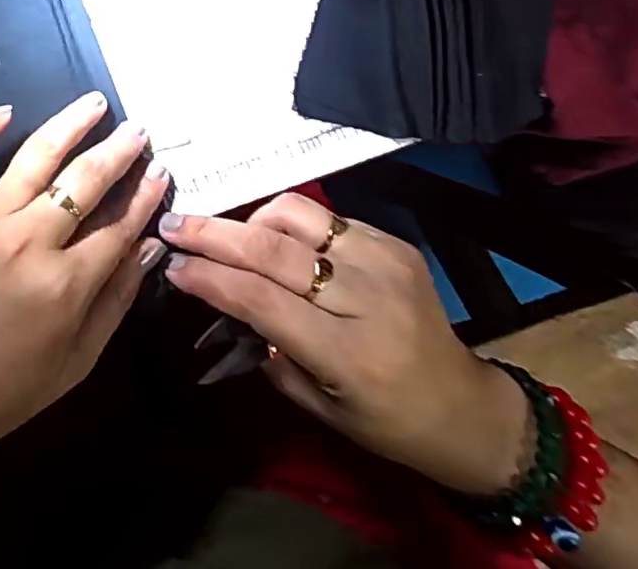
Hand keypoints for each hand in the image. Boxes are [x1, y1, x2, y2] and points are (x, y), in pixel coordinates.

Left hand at [0, 92, 170, 498]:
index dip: (146, 196)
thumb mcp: (77, 360)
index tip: (162, 171)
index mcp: (65, 285)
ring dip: (71, 123)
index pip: (120, 224)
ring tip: (96, 103)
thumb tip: (151, 245)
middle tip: (140, 131)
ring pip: (37, 156)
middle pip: (86, 180)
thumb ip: (118, 297)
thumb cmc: (3, 389)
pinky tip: (6, 111)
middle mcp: (29, 241)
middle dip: (121, 151)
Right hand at [161, 195, 530, 495]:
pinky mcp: (394, 242)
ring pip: (300, 214)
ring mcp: (385, 260)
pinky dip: (291, 224)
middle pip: (275, 248)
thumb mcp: (320, 407)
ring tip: (229, 233)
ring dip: (254, 218)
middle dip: (215, 233)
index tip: (173, 264)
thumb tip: (225, 299)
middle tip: (176, 225)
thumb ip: (270, 350)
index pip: (262, 299)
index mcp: (348, 352)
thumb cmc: (387, 422)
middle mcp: (367, 296)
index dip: (210, 277)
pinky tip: (277, 239)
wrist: (464, 404)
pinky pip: (327, 218)